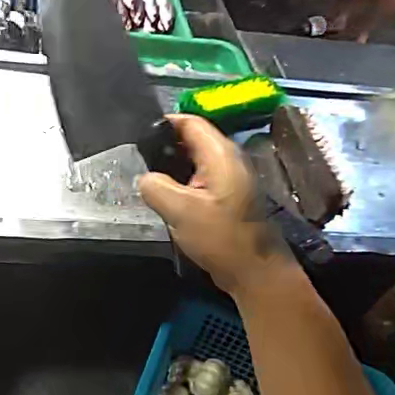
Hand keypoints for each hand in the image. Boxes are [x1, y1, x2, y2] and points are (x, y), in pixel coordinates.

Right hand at [137, 114, 295, 298]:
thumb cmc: (221, 238)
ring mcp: (231, 179)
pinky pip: (202, 180)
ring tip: (150, 180)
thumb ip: (156, 187)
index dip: (164, 124)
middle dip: (166, 148)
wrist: (254, 271)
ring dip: (174, 169)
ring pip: (196, 162)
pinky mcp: (229, 197)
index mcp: (221, 154)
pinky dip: (184, 184)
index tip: (140, 137)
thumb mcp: (180, 211)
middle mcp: (229, 160)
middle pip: (193, 140)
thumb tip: (145, 178)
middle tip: (140, 162)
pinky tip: (169, 199)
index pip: (190, 122)